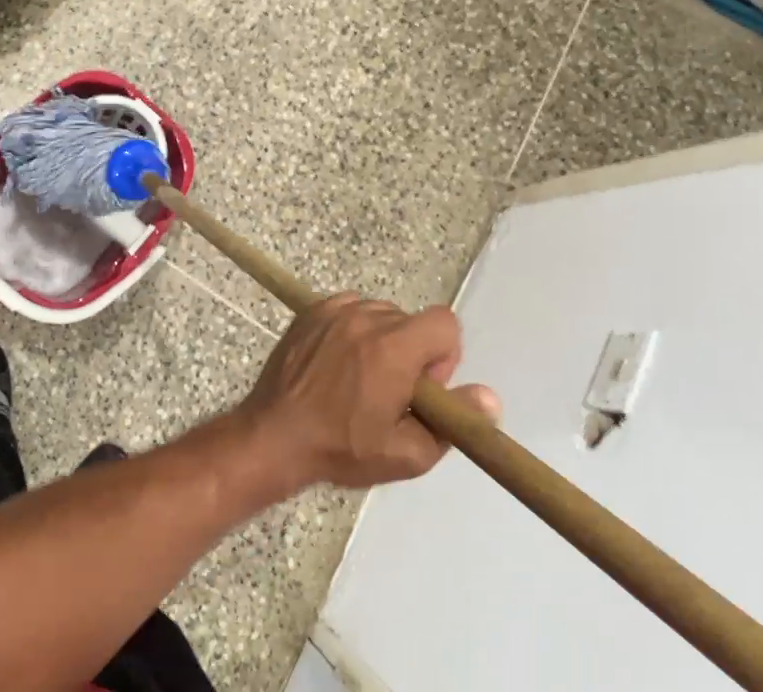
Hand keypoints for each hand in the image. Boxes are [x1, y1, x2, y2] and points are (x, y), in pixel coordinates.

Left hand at [236, 293, 500, 491]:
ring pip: (378, 314)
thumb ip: (454, 423)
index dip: (443, 356)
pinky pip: (347, 310)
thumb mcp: (407, 453)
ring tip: (359, 380)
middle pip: (410, 321)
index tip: (421, 389)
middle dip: (411, 353)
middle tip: (388, 392)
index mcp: (393, 348)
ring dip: (380, 340)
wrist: (273, 436)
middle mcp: (364, 319)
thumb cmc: (341, 447)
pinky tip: (337, 364)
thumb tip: (489, 397)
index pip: (445, 323)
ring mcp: (331, 312)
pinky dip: (351, 331)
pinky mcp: (308, 315)